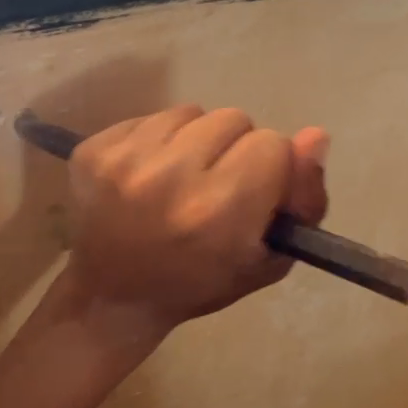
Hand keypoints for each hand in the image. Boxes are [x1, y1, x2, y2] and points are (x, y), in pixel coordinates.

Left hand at [63, 106, 327, 333]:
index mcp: (217, 209)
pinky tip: (146, 177)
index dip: (268, 169)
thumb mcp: (267, 259)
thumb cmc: (198, 282)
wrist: (112, 294)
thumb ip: (302, 200)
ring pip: (190, 112)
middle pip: (232, 118)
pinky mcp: (93, 149)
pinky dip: (155, 141)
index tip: (251, 195)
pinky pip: (148, 117)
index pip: (271, 143)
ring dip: (192, 141)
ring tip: (178, 180)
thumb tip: (314, 136)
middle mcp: (168, 176)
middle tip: (213, 187)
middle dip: (232, 149)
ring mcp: (123, 159)